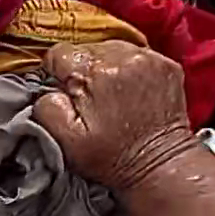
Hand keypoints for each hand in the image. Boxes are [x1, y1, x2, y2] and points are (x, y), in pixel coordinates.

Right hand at [34, 39, 212, 192]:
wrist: (159, 167)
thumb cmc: (109, 157)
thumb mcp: (65, 139)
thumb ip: (47, 107)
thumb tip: (47, 89)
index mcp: (95, 72)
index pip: (59, 52)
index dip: (56, 74)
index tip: (66, 95)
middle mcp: (124, 56)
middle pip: (86, 48)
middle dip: (83, 71)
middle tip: (90, 101)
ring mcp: (150, 58)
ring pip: (111, 48)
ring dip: (105, 68)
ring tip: (110, 96)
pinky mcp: (167, 64)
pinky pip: (135, 55)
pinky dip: (128, 70)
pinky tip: (129, 93)